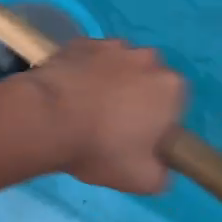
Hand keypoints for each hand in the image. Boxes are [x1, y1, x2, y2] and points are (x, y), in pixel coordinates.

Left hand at [21, 38, 187, 194]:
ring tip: (87, 108)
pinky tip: (70, 92)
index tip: (141, 137)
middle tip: (115, 124)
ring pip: (119, 65)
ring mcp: (110, 44)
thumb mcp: (145, 180)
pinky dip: (85, 70)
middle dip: (137, 95)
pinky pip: (91, 58)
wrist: (45, 118)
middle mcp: (145, 57)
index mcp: (170, 86)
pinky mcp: (79, 41)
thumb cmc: (101, 148)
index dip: (160, 120)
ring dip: (110, 80)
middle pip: (148, 78)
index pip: (175, 102)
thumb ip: (163, 171)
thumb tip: (159, 162)